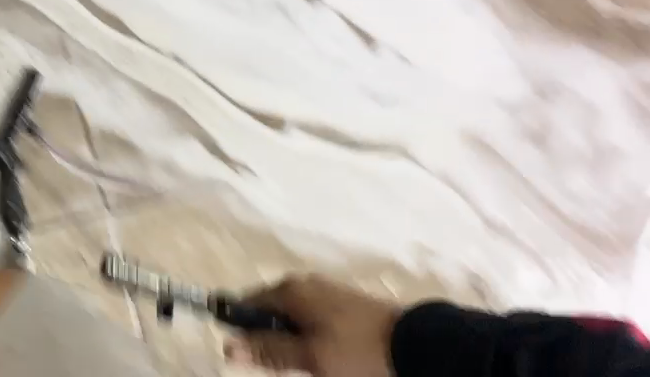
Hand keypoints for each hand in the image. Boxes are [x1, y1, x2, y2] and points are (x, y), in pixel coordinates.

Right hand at [226, 274, 400, 376]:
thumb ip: (269, 351)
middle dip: (274, 337)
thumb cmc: (359, 352)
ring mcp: (329, 291)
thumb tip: (226, 346)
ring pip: (298, 317)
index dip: (244, 328)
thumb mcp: (311, 358)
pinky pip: (318, 319)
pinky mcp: (350, 304)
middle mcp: (302, 283)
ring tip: (312, 364)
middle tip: (288, 366)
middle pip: (273, 311)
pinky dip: (316, 336)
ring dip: (297, 339)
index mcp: (288, 290)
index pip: (248, 304)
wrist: (423, 348)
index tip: (251, 355)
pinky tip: (332, 356)